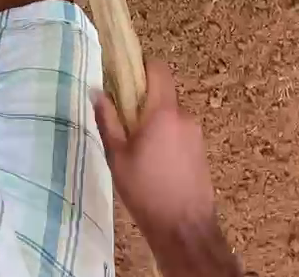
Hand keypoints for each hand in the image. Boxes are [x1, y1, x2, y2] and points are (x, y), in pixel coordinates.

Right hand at [95, 62, 234, 273]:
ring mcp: (196, 134)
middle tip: (125, 120)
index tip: (124, 76)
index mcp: (163, 111)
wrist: (186, 232)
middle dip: (144, 100)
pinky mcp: (201, 151)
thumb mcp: (117, 156)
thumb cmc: (146, 191)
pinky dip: (167, 137)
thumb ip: (107, 119)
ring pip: (171, 114)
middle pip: (163, 92)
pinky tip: (156, 163)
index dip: (142, 65)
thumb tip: (96, 91)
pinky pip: (180, 131)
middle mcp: (184, 116)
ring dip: (156, 121)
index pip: (158, 68)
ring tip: (139, 148)